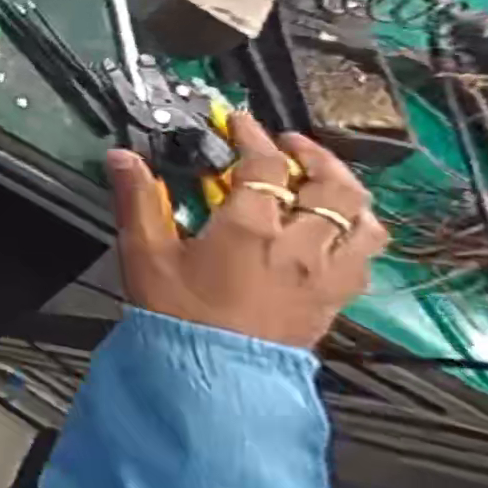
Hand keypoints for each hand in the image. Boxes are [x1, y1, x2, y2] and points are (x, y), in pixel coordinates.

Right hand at [107, 112, 388, 348]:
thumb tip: (121, 156)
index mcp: (249, 228)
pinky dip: (355, 225)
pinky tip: (331, 226)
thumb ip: (137, 198)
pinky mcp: (338, 294)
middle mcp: (300, 245)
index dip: (252, 137)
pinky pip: (366, 250)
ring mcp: (327, 271)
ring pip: (363, 218)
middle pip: (334, 187)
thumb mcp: (143, 249)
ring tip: (319, 178)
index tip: (238, 121)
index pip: (265, 167)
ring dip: (344, 189)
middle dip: (314, 156)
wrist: (213, 366)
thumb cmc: (174, 305)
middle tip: (288, 142)